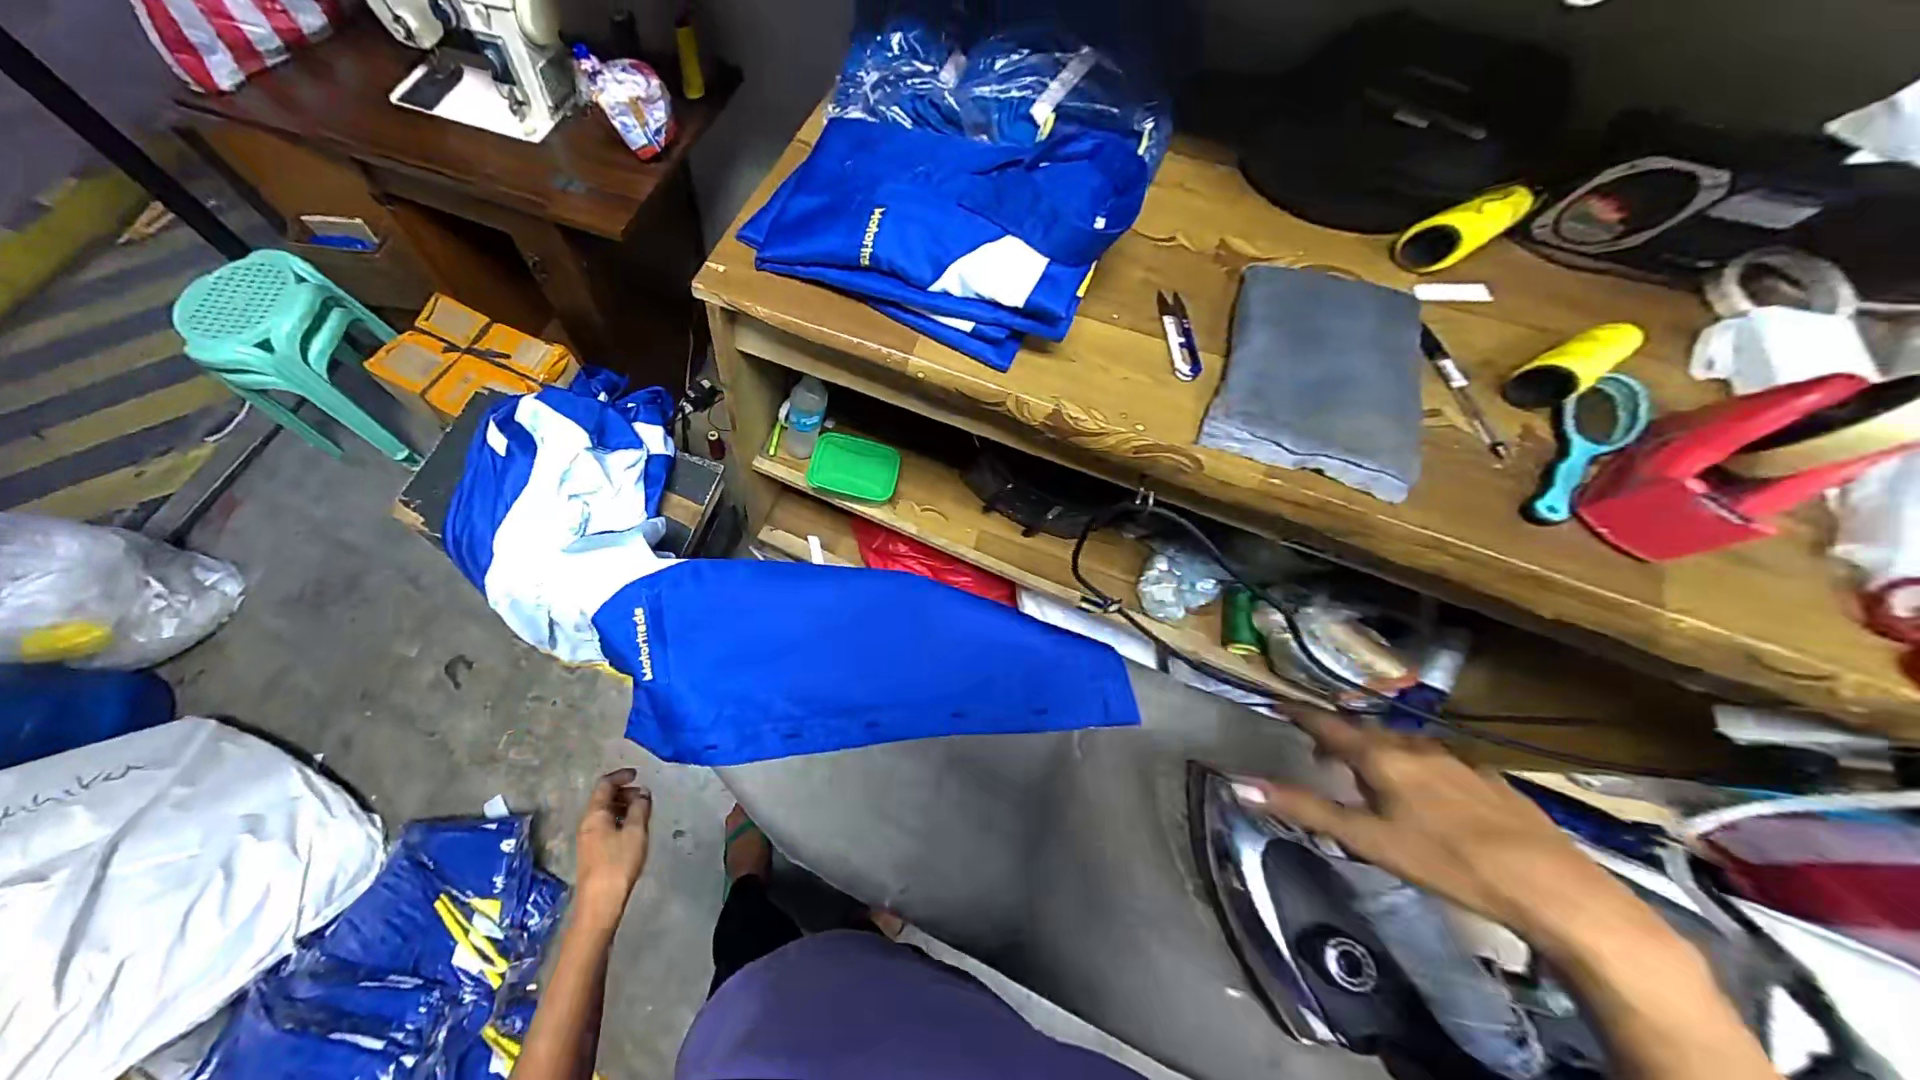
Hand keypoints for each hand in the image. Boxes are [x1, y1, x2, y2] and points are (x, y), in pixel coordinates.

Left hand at [573, 768, 651, 929]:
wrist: (600, 901)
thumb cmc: (619, 862)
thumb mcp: (636, 831)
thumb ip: (640, 807)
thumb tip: (642, 793)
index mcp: (594, 814)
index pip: (604, 785)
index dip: (621, 776)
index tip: (638, 774)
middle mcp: (587, 823)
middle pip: (603, 798)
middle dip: (624, 792)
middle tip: (644, 796)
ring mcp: (588, 838)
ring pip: (605, 812)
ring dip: (623, 806)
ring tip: (643, 811)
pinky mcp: (592, 850)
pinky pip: (605, 825)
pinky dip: (620, 819)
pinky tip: (633, 829)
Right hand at [1235, 710, 1656, 957]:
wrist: (1552, 886)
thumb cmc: (1446, 861)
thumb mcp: (1367, 840)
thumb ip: (1305, 809)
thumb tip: (1239, 784)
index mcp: (1381, 756)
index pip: (1328, 724)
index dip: (1300, 714)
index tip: (1278, 704)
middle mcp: (1415, 746)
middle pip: (1365, 733)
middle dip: (1338, 741)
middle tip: (1321, 760)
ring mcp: (1456, 760)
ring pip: (1402, 746)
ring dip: (1376, 756)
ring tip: (1369, 783)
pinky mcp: (1488, 778)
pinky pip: (1435, 762)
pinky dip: (1413, 769)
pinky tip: (1426, 800)